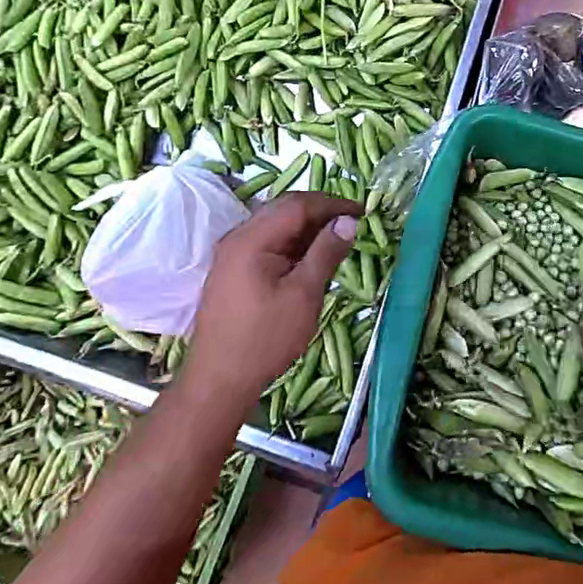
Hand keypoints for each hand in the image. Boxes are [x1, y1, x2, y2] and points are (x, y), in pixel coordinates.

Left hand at [178, 192, 361, 409]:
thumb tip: (347, 222)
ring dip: (307, 228)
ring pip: (275, 226)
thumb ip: (325, 253)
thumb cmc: (265, 338)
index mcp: (252, 238)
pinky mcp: (233, 270)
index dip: (332, 204)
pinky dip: (292, 243)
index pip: (297, 205)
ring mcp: (232, 254)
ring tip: (336, 239)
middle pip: (284, 209)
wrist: (219, 379)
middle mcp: (238, 237)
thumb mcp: (304, 295)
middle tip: (352, 223)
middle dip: (320, 211)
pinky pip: (267, 243)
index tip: (362, 212)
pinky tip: (310, 257)